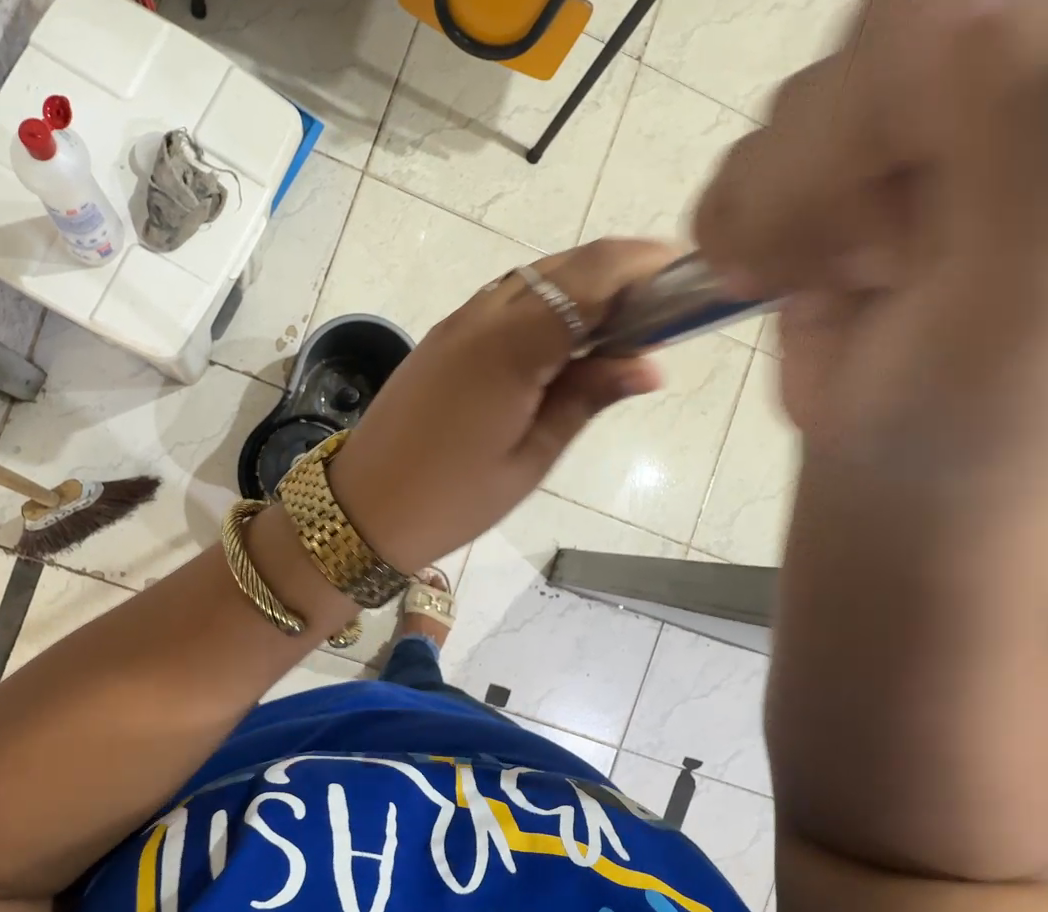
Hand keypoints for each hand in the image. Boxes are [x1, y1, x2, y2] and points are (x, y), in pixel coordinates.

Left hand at [326, 239, 680, 571]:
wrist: (360, 509)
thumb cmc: (452, 500)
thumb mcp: (531, 458)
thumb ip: (587, 398)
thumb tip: (649, 364)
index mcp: (511, 347)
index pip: (592, 278)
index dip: (644, 267)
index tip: (687, 277)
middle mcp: (482, 317)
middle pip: (564, 266)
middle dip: (620, 270)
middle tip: (664, 304)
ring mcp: (457, 323)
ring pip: (532, 278)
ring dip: (581, 284)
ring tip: (624, 321)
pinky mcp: (442, 337)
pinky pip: (505, 300)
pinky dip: (545, 302)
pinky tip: (567, 335)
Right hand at [694, 0, 1047, 490]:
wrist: (892, 480)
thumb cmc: (986, 415)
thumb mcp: (1041, 296)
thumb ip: (1033, 151)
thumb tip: (962, 10)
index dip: (971, 57)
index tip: (944, 173)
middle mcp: (1035, 86)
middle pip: (902, 25)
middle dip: (853, 160)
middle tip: (884, 262)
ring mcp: (921, 129)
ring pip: (808, 93)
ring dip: (791, 212)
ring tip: (839, 287)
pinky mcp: (831, 175)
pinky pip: (747, 151)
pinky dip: (737, 227)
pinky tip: (775, 276)